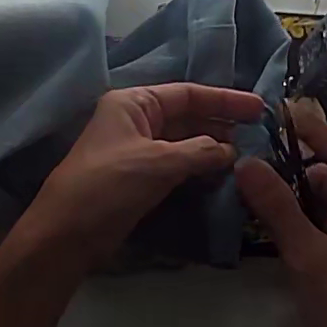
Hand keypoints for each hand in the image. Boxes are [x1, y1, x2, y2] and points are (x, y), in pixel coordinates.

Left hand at [0, 83, 264, 326]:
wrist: (67, 233)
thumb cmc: (108, 186)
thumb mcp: (158, 162)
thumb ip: (200, 151)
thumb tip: (230, 150)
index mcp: (133, 104)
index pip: (187, 93)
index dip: (225, 100)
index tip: (260, 109)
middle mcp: (134, 121)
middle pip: (186, 116)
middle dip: (220, 124)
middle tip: (260, 136)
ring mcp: (136, 150)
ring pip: (183, 142)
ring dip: (212, 148)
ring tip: (248, 157)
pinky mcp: (138, 178)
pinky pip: (176, 165)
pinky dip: (198, 168)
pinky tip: (222, 175)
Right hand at [233, 99, 326, 326]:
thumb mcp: (305, 253)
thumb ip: (276, 206)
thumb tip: (246, 162)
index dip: (313, 132)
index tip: (281, 111)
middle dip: (292, 166)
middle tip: (251, 153)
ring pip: (318, 195)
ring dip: (287, 191)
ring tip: (249, 181)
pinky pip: (314, 216)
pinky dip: (290, 211)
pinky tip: (262, 208)